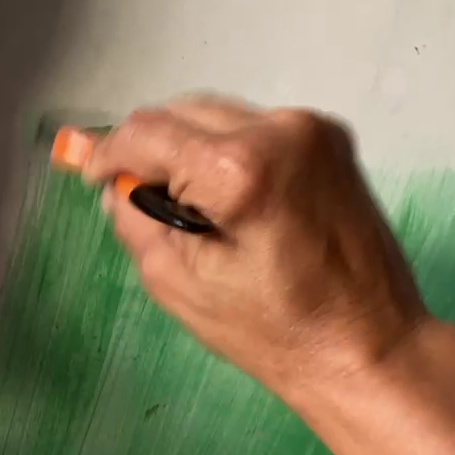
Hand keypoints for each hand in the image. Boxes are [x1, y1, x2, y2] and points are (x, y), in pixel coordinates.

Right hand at [81, 96, 429, 399]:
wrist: (365, 342)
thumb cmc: (268, 329)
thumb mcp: (176, 282)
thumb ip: (136, 222)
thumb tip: (118, 187)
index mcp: (237, 168)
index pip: (147, 133)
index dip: (107, 154)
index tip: (90, 176)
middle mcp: (279, 128)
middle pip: (181, 112)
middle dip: (146, 151)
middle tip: (132, 198)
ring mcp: (311, 128)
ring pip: (216, 117)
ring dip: (184, 151)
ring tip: (181, 207)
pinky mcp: (330, 140)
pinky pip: (251, 130)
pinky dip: (222, 155)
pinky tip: (222, 201)